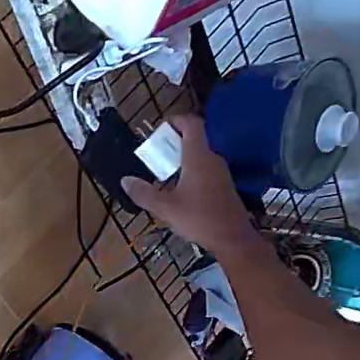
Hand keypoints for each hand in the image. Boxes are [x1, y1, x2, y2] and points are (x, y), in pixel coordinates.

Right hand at [121, 114, 263, 258]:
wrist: (233, 239)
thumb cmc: (200, 219)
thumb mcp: (166, 208)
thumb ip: (144, 193)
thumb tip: (126, 181)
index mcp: (198, 157)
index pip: (191, 123)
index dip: (176, 120)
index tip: (161, 130)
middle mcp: (212, 159)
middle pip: (194, 140)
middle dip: (174, 145)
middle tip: (158, 158)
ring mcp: (222, 173)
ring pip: (201, 158)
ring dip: (183, 162)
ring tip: (166, 178)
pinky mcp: (226, 187)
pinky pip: (207, 171)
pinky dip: (193, 174)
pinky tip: (183, 194)